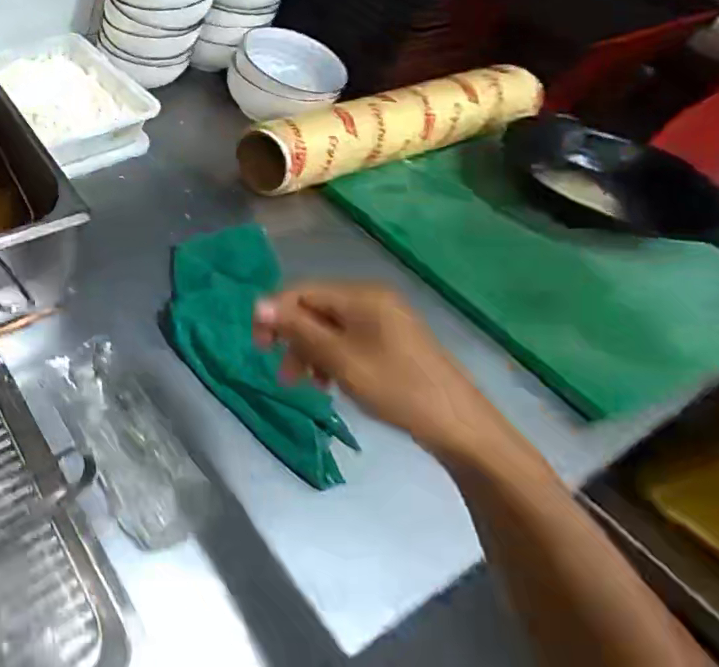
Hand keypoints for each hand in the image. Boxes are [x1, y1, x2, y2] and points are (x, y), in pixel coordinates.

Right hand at [253, 282, 526, 466]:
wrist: (460, 426)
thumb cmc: (396, 389)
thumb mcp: (340, 360)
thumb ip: (298, 330)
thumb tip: (258, 303)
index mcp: (360, 295)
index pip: (301, 292)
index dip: (275, 315)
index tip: (259, 348)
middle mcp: (371, 298)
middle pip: (315, 308)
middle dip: (293, 338)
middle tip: (284, 376)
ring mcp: (385, 318)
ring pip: (330, 327)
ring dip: (311, 352)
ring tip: (307, 385)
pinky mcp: (393, 340)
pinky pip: (349, 339)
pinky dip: (333, 357)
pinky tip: (331, 382)